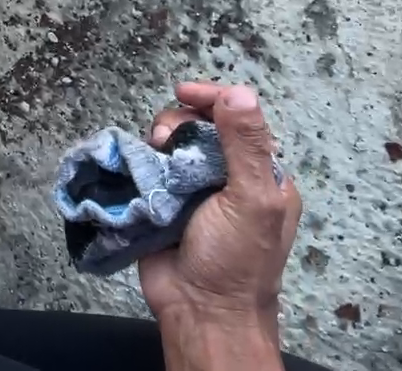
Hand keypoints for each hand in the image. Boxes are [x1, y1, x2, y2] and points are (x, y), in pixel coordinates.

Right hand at [137, 83, 300, 370]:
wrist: (199, 308)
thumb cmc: (235, 260)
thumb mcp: (251, 201)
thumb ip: (246, 146)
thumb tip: (240, 92)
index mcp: (262, 175)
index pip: (239, 118)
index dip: (213, 99)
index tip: (183, 93)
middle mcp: (228, 175)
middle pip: (199, 123)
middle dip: (179, 120)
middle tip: (165, 138)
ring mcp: (193, 186)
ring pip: (171, 140)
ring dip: (158, 139)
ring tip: (153, 155)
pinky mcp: (162, 196)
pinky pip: (148, 161)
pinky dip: (141, 156)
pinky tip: (139, 166)